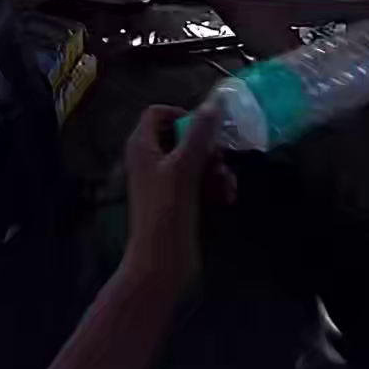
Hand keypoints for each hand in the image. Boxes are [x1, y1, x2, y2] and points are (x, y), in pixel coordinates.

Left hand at [120, 102, 219, 294]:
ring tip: (227, 185)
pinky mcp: (175, 202)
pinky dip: (212, 186)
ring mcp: (162, 182)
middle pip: (179, 136)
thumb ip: (199, 133)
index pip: (157, 113)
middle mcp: (149, 159)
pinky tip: (226, 198)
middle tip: (221, 157)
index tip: (205, 126)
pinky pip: (197, 182)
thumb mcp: (184, 167)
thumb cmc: (166, 212)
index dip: (181, 113)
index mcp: (141, 145)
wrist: (160, 266)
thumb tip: (213, 102)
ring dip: (214, 168)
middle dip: (205, 146)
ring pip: (193, 160)